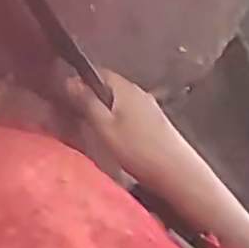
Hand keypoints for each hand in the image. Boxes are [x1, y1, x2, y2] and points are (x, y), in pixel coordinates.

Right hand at [63, 69, 185, 182]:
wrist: (180, 175)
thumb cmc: (137, 149)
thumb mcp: (104, 126)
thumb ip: (86, 102)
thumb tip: (69, 80)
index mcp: (125, 88)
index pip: (98, 72)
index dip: (82, 81)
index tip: (70, 97)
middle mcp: (139, 92)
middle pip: (110, 87)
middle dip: (94, 97)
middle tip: (80, 116)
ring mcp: (151, 107)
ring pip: (121, 102)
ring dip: (108, 111)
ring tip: (97, 130)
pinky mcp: (158, 123)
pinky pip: (131, 114)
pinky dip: (121, 121)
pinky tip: (118, 139)